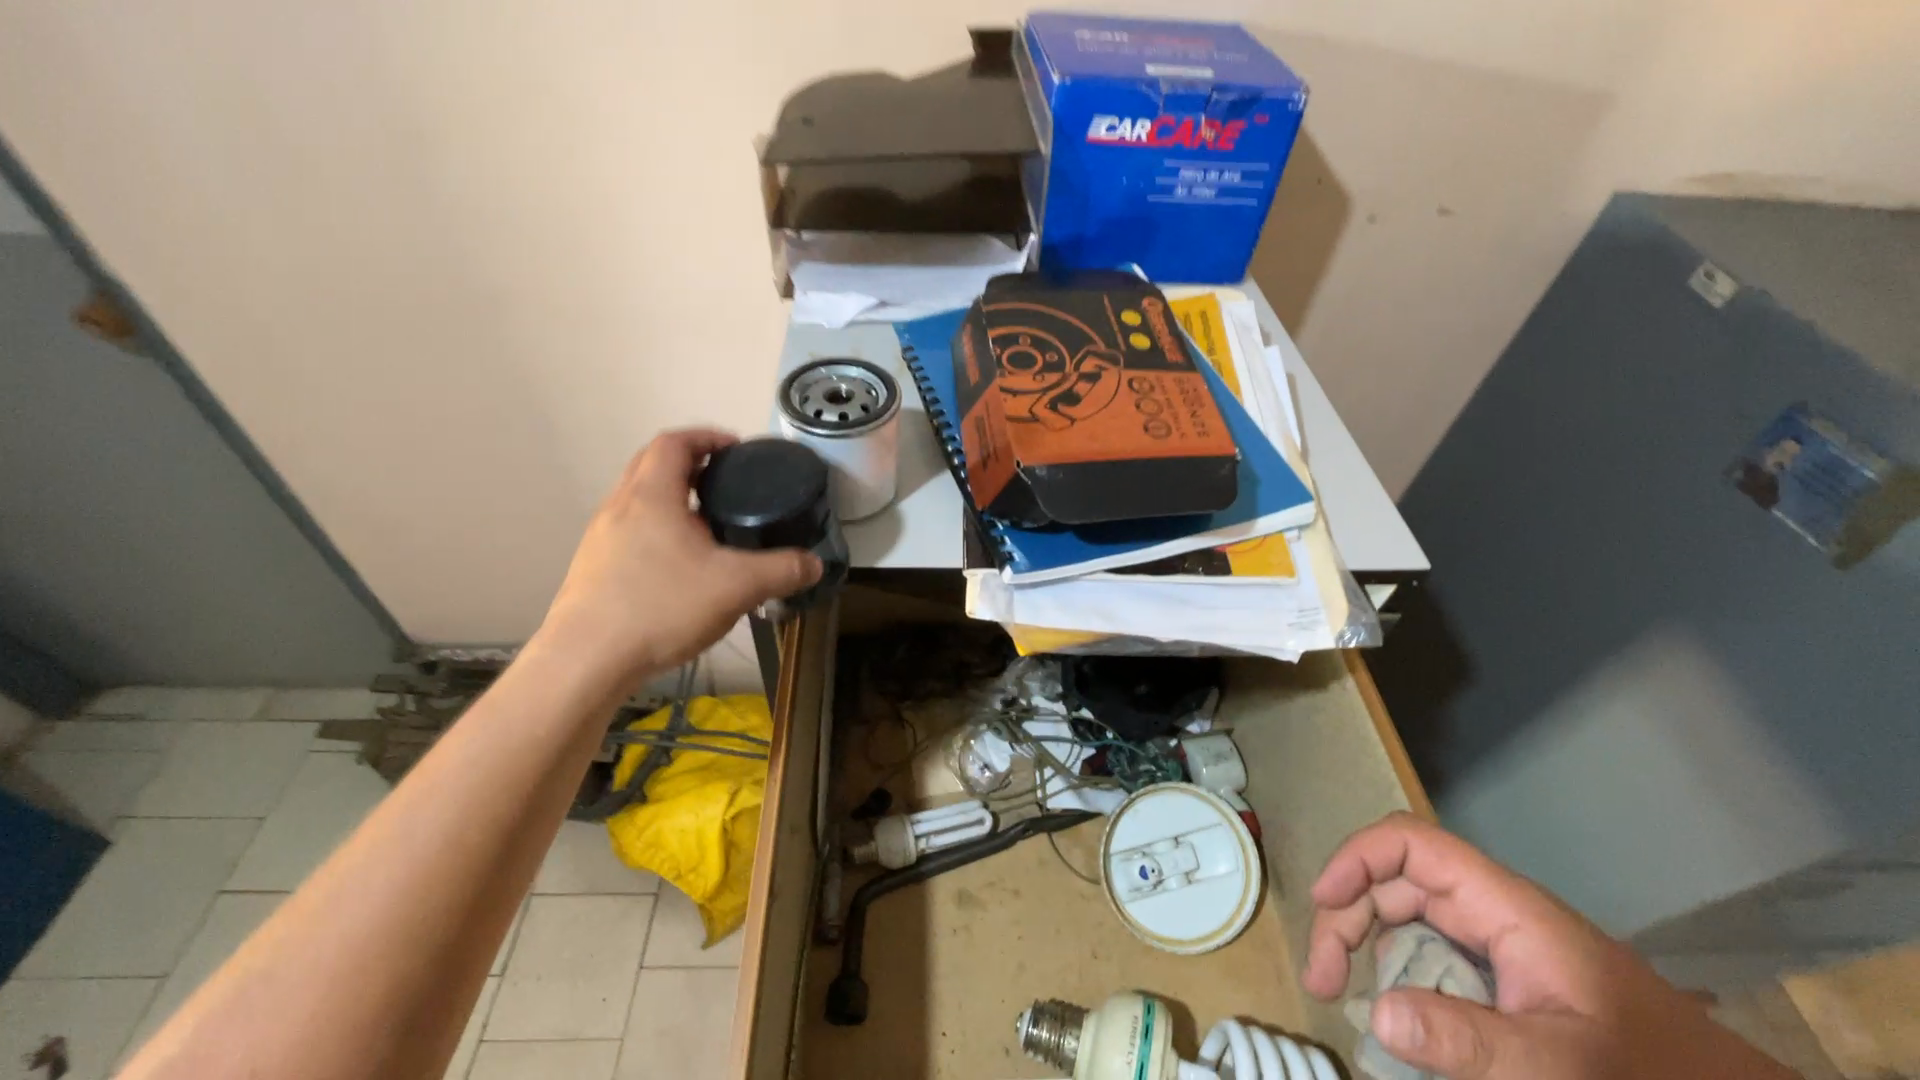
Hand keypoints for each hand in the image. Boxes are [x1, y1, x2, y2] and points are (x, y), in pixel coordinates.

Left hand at [534, 429, 820, 683]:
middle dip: (690, 465)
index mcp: (651, 495)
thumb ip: (781, 571)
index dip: (706, 437)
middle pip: (652, 466)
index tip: (735, 448)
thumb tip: (814, 564)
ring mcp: (601, 539)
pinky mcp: (593, 569)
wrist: (586, 660)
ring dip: (671, 501)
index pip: (674, 442)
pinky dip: (657, 533)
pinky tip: (680, 569)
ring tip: (708, 527)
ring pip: (638, 502)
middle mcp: (620, 507)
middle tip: (726, 482)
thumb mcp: (735, 587)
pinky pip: (630, 534)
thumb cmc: (660, 607)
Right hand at [1302, 812, 1793, 1078]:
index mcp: (1506, 908)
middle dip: (1347, 919)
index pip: (1412, 844)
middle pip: (1395, 883)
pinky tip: (1398, 1022)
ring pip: (1407, 922)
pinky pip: (1433, 962)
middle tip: (1326, 986)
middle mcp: (1494, 915)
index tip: (1323, 904)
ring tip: (1348, 1002)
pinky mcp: (1505, 982)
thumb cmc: (1648, 1073)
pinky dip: (1401, 981)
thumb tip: (1375, 1013)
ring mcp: (1498, 948)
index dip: (1357, 857)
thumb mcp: (1559, 1066)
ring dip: (1367, 950)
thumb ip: (1470, 1042)